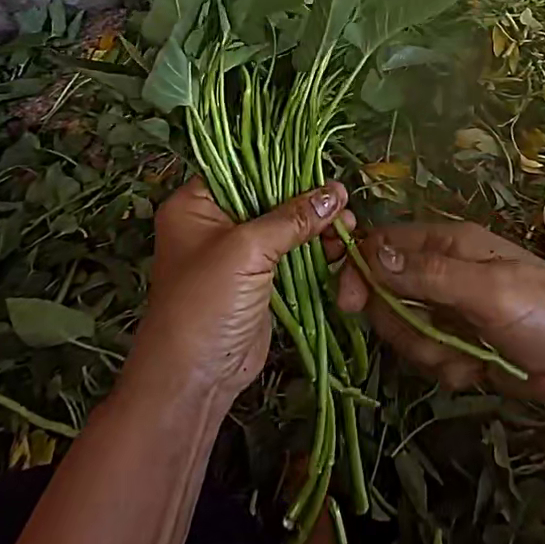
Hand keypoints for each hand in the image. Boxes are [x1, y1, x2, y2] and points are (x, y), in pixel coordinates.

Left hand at [129, 178, 352, 399]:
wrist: (195, 379)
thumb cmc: (206, 302)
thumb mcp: (247, 249)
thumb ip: (293, 218)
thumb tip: (337, 192)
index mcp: (197, 203)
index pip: (243, 167)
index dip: (282, 164)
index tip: (321, 166)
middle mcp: (216, 221)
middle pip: (270, 196)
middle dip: (308, 199)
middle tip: (343, 202)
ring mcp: (239, 251)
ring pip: (285, 225)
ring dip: (317, 226)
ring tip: (349, 225)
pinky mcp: (259, 277)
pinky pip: (292, 253)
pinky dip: (315, 250)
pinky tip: (339, 246)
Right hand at [335, 221, 544, 410]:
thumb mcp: (487, 289)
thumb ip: (428, 273)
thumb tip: (371, 252)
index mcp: (445, 243)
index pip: (382, 245)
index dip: (358, 268)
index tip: (346, 301)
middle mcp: (440, 271)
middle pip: (384, 293)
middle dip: (402, 322)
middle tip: (433, 336)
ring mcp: (447, 310)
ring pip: (403, 330)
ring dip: (429, 349)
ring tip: (468, 352)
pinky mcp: (457, 344)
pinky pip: (426, 356)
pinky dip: (447, 368)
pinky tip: (479, 368)